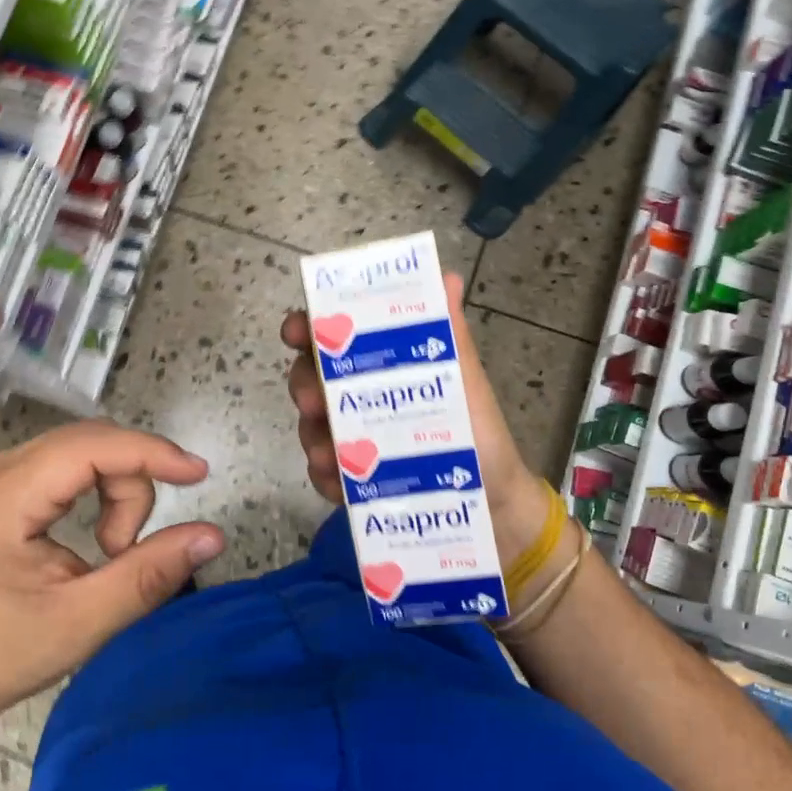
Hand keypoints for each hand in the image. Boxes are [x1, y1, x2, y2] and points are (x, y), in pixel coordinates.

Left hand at [0, 421, 225, 728]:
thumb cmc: (9, 652)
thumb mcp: (84, 623)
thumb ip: (148, 575)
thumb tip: (211, 535)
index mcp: (1, 500)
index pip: (85, 448)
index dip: (146, 452)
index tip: (198, 473)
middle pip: (90, 442)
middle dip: (132, 486)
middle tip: (128, 550)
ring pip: (88, 448)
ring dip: (120, 491)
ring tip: (111, 551)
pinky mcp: (9, 479)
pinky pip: (75, 460)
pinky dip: (104, 490)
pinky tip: (100, 535)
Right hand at [281, 273, 569, 584]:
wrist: (495, 513)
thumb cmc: (481, 440)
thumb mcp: (466, 385)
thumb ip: (449, 335)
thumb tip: (444, 277)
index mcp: (384, 365)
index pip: (334, 336)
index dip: (307, 328)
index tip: (295, 333)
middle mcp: (360, 397)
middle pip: (310, 378)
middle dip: (304, 385)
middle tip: (314, 402)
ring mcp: (351, 440)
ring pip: (312, 428)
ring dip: (313, 437)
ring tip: (331, 456)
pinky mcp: (351, 481)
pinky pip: (323, 474)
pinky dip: (327, 478)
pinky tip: (340, 485)